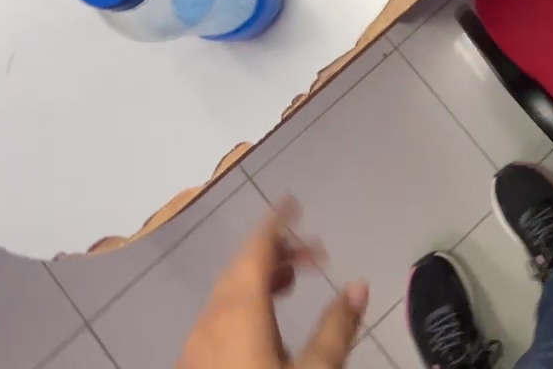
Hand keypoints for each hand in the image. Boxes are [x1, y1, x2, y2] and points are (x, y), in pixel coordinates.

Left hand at [179, 197, 369, 368]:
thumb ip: (336, 327)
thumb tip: (358, 284)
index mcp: (238, 312)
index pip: (255, 248)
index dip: (275, 220)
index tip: (294, 200)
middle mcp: (209, 323)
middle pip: (239, 269)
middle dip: (276, 251)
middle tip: (316, 251)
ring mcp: (194, 352)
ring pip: (226, 297)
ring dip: (260, 279)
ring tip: (295, 282)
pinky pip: (218, 322)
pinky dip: (245, 306)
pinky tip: (266, 327)